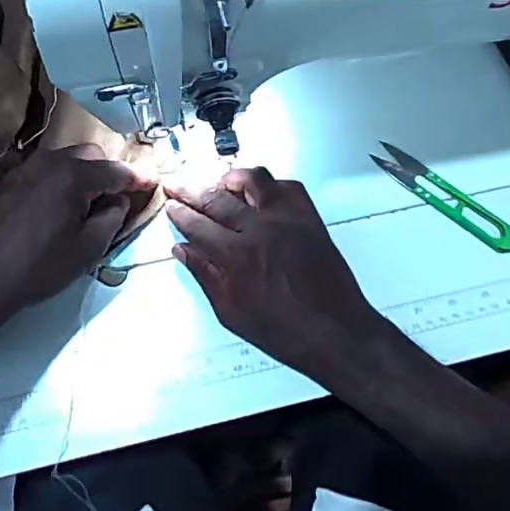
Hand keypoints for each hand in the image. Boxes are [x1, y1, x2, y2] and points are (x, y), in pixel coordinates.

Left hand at [0, 144, 152, 318]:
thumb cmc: (40, 265)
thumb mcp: (89, 248)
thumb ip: (113, 218)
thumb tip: (118, 201)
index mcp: (75, 174)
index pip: (118, 170)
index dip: (139, 179)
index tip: (153, 184)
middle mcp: (52, 161)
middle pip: (92, 155)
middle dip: (110, 171)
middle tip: (119, 197)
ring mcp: (28, 168)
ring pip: (68, 159)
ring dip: (86, 173)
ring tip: (91, 201)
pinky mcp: (11, 180)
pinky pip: (48, 170)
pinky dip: (63, 179)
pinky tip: (62, 205)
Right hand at [165, 168, 395, 383]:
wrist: (337, 332)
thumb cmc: (288, 331)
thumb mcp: (232, 312)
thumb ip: (206, 275)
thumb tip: (183, 251)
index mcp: (238, 256)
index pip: (197, 224)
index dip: (180, 213)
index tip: (172, 206)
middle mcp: (261, 230)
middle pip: (218, 198)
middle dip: (193, 191)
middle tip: (181, 187)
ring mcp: (287, 219)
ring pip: (254, 180)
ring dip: (232, 178)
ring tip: (220, 182)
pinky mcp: (309, 218)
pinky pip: (288, 186)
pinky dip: (271, 184)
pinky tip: (262, 191)